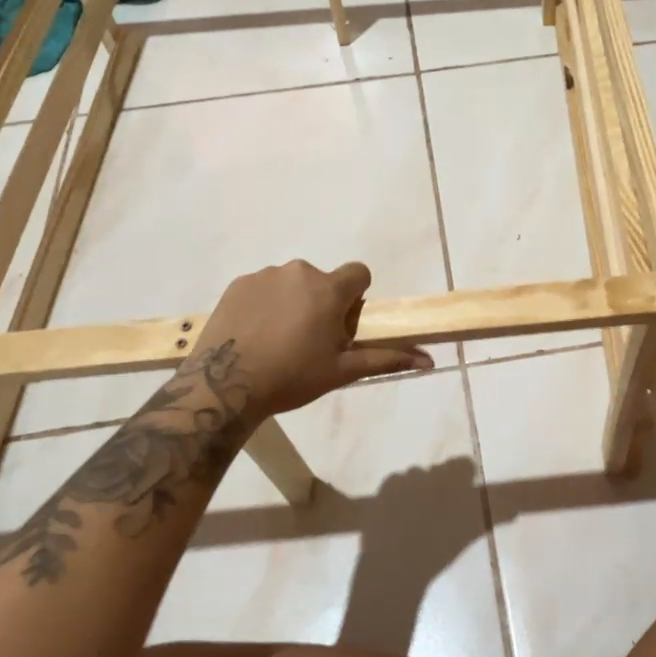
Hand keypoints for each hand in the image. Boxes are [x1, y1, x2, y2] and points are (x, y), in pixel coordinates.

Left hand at [184, 260, 432, 420]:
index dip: (355, 297)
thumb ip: (388, 359)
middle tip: (311, 342)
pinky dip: (264, 306)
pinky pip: (262, 288)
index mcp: (329, 289)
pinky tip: (254, 336)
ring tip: (278, 342)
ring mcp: (264, 276)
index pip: (358, 273)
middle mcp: (298, 272)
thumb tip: (430, 360)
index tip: (342, 325)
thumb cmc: (293, 377)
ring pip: (291, 284)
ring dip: (292, 304)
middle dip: (322, 303)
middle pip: (323, 281)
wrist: (225, 385)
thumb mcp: (343, 370)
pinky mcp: (236, 285)